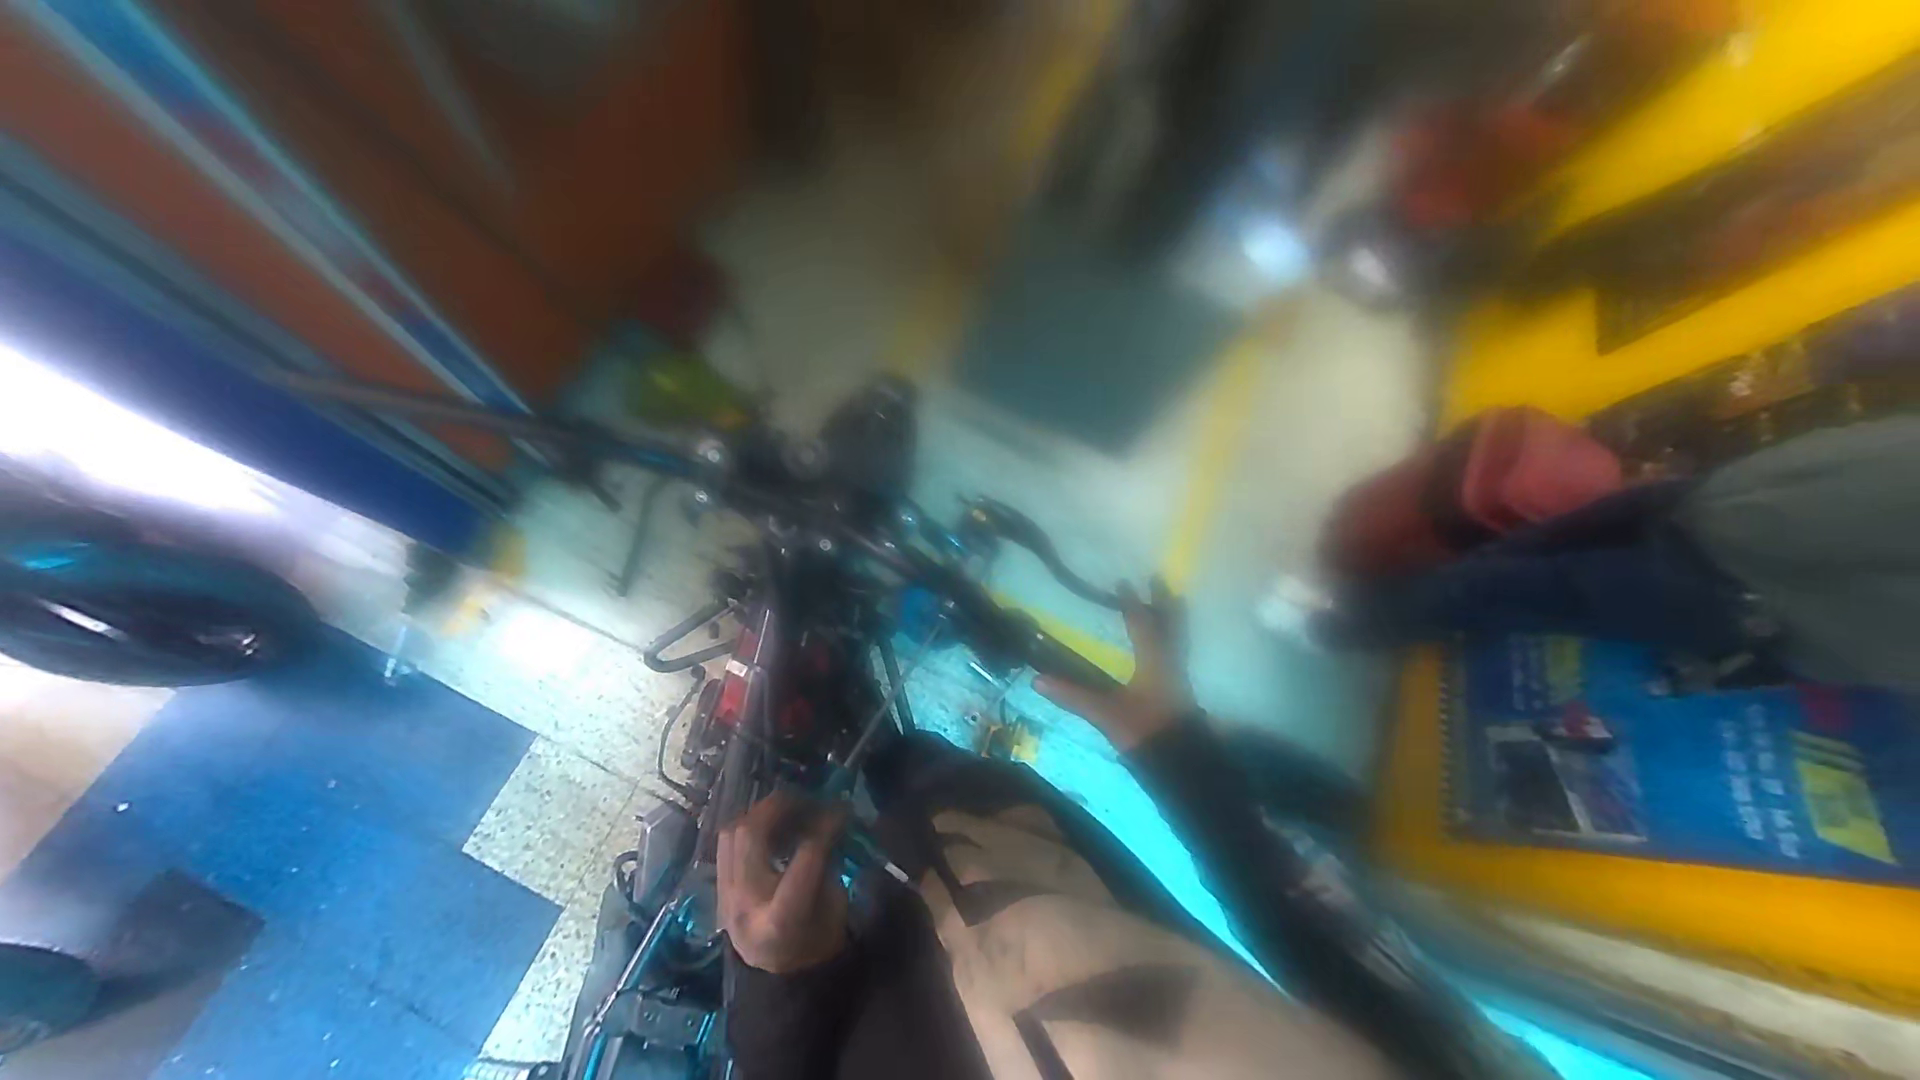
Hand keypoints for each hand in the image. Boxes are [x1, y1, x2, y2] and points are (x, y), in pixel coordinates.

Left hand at [717, 790, 849, 972]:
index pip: (803, 857)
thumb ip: (825, 862)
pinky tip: (770, 825)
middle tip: (804, 797)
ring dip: (760, 813)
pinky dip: (749, 827)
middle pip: (752, 837)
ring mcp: (725, 899)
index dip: (824, 825)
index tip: (839, 808)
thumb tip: (825, 818)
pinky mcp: (719, 893)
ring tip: (786, 807)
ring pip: (732, 834)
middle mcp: (745, 906)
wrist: (778, 982)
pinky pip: (726, 845)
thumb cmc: (817, 944)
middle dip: (779, 807)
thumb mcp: (832, 907)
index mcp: (782, 918)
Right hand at [1035, 577, 1193, 750]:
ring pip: (1179, 641)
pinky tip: (1169, 650)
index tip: (1124, 582)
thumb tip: (1037, 680)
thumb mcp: (1105, 714)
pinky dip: (1174, 644)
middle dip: (1164, 604)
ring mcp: (1180, 680)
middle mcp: (1170, 664)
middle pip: (1171, 627)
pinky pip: (1179, 657)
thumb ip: (1073, 696)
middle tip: (1161, 582)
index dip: (1132, 604)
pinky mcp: (1183, 695)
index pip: (1142, 625)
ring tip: (1173, 604)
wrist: (1181, 764)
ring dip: (1173, 621)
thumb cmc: (1145, 731)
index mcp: (1154, 662)